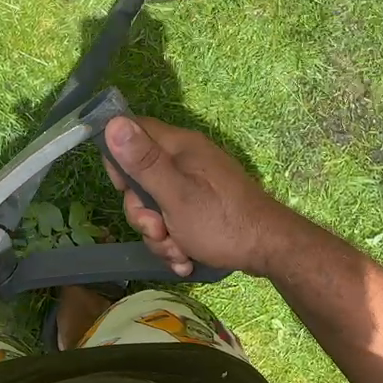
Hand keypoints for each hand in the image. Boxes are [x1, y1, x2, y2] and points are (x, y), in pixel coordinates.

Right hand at [102, 114, 299, 276]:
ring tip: (180, 252)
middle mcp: (187, 161)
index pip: (134, 132)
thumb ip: (144, 163)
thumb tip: (112, 122)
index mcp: (181, 147)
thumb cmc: (221, 222)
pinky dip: (177, 244)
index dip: (119, 160)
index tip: (124, 189)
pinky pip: (176, 223)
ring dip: (161, 238)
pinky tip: (187, 260)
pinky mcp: (203, 210)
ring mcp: (196, 187)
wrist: (269, 250)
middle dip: (144, 215)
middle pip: (141, 181)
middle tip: (159, 231)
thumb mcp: (176, 195)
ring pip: (157, 209)